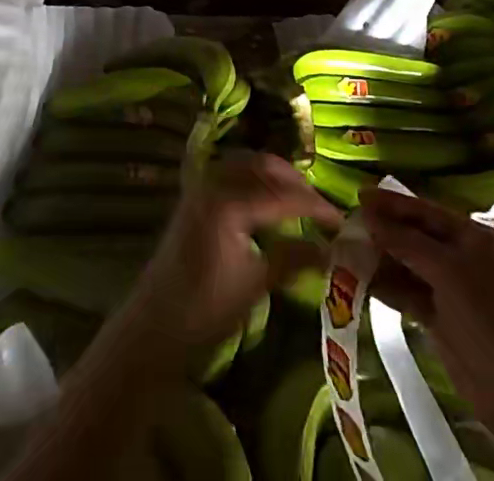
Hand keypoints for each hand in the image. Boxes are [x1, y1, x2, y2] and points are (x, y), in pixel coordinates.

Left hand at [119, 153, 340, 355]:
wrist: (151, 328)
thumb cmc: (204, 311)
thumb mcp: (255, 285)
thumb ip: (294, 259)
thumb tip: (333, 250)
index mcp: (229, 203)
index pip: (285, 195)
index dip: (317, 207)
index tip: (342, 222)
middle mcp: (213, 184)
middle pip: (266, 166)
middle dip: (297, 184)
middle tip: (321, 208)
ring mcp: (200, 187)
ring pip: (248, 165)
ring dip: (277, 177)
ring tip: (299, 202)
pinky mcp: (194, 197)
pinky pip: (232, 173)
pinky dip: (256, 180)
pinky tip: (269, 203)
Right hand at [361, 190, 493, 436]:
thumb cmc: (493, 317)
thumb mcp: (450, 270)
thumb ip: (408, 242)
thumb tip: (371, 216)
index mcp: (476, 236)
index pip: (427, 211)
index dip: (393, 203)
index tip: (358, 194)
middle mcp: (464, 257)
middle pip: (416, 236)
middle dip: (383, 229)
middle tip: (343, 223)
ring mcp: (452, 290)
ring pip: (409, 266)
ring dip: (379, 258)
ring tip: (342, 249)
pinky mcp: (441, 320)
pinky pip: (408, 294)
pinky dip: (385, 286)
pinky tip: (357, 279)